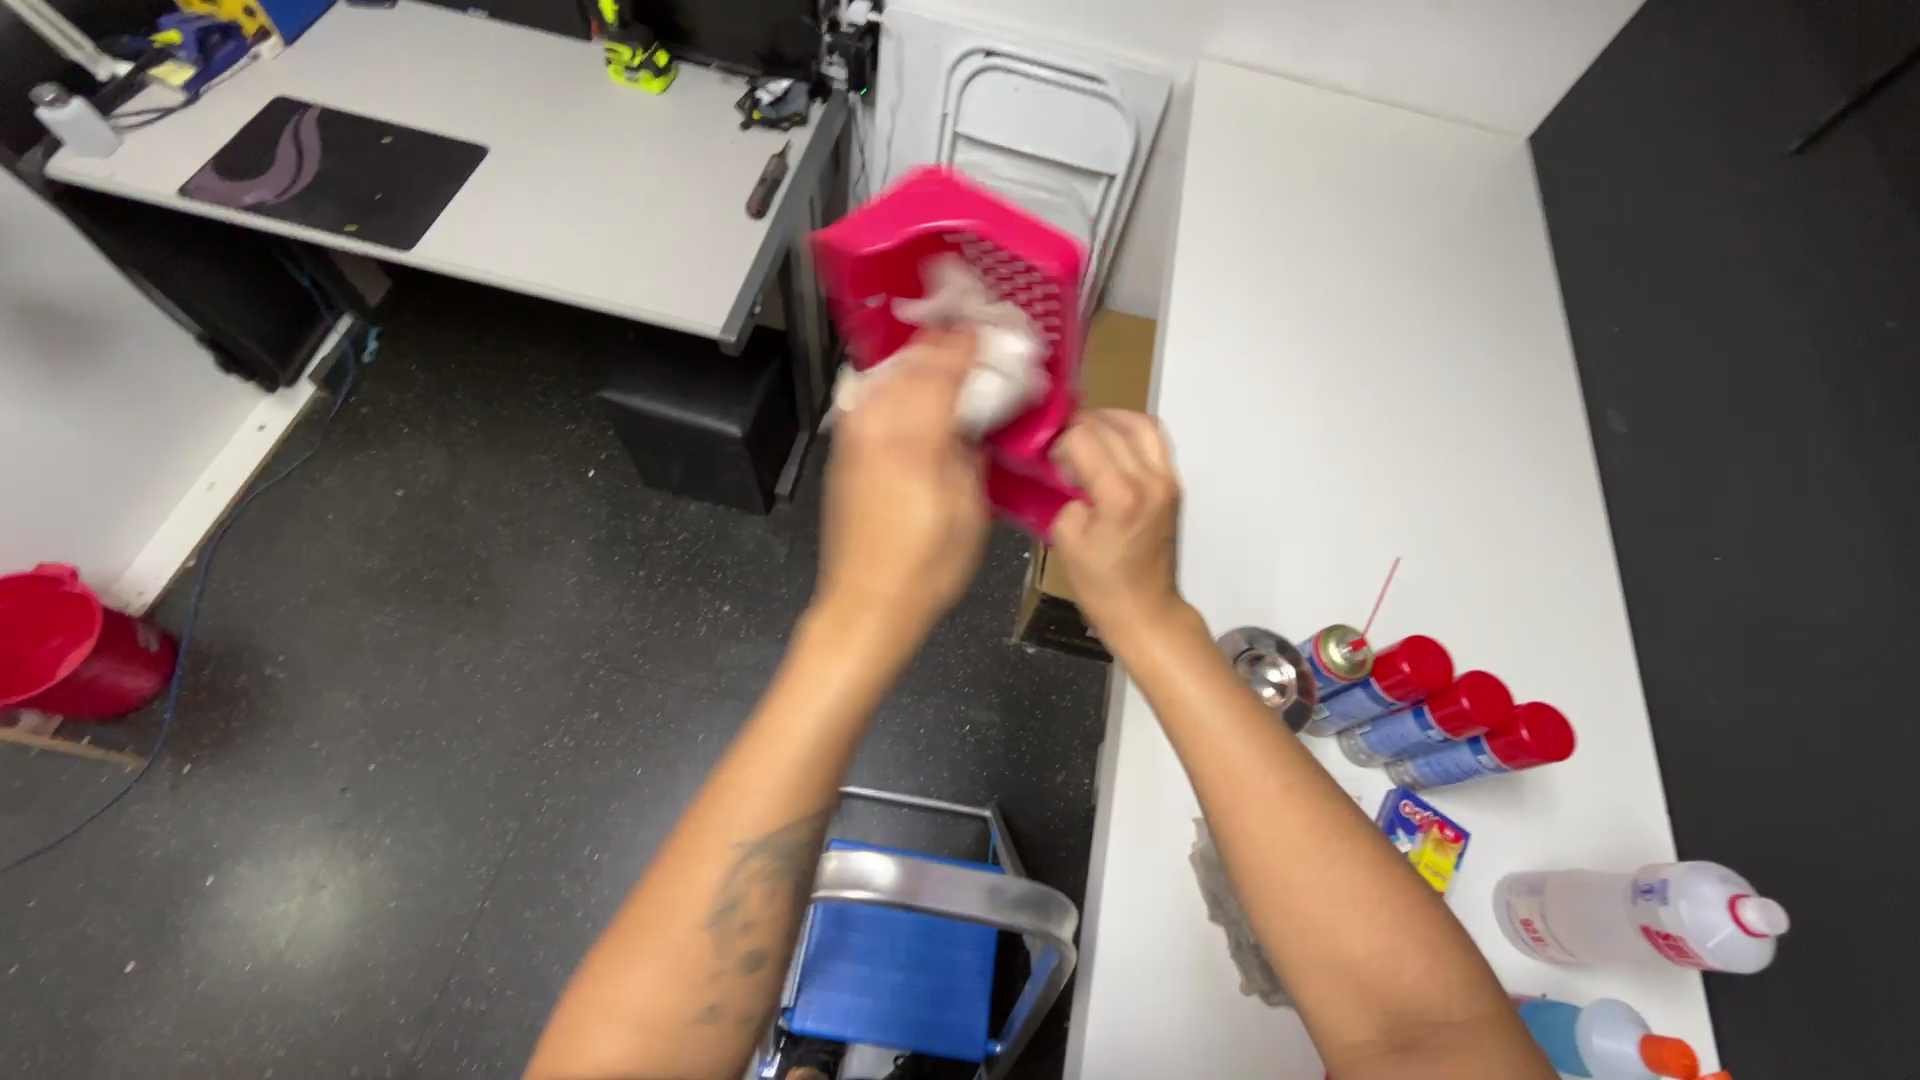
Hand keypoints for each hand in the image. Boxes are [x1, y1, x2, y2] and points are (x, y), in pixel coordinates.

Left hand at [817, 329, 990, 634]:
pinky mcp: (843, 455)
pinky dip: (891, 385)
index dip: (964, 346)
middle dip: (939, 346)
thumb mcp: (969, 512)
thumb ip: (969, 454)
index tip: (983, 333)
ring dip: (914, 360)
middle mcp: (878, 431)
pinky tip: (907, 389)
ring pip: (884, 378)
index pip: (941, 372)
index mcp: (916, 444)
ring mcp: (854, 441)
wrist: (868, 603)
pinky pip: (867, 401)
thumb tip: (971, 420)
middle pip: (909, 366)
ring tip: (940, 356)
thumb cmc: (928, 568)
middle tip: (966, 337)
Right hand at [1049, 409, 1191, 645]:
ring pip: (1141, 424)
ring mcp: (1167, 480)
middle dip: (1080, 426)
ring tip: (1087, 433)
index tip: (1048, 458)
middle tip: (1060, 442)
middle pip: (1112, 425)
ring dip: (1111, 420)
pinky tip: (1109, 447)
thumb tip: (1067, 470)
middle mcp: (1149, 479)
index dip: (1060, 441)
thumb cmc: (1101, 584)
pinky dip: (1130, 434)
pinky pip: (1154, 442)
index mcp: (1119, 495)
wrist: (1146, 610)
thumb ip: (1065, 494)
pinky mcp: (1174, 486)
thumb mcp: (1065, 538)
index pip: (1084, 438)